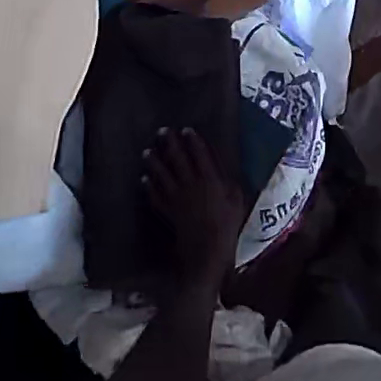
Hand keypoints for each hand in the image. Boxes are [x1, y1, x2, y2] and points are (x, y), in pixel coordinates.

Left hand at [142, 127, 244, 293]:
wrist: (207, 251)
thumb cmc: (228, 225)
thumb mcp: (237, 199)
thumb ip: (230, 181)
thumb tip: (225, 169)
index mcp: (209, 179)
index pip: (200, 154)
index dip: (193, 140)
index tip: (186, 129)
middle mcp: (190, 183)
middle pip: (178, 159)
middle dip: (170, 144)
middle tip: (162, 131)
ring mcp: (176, 197)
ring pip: (162, 175)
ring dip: (154, 162)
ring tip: (147, 152)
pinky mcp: (168, 211)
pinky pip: (155, 196)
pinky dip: (149, 187)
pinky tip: (144, 179)